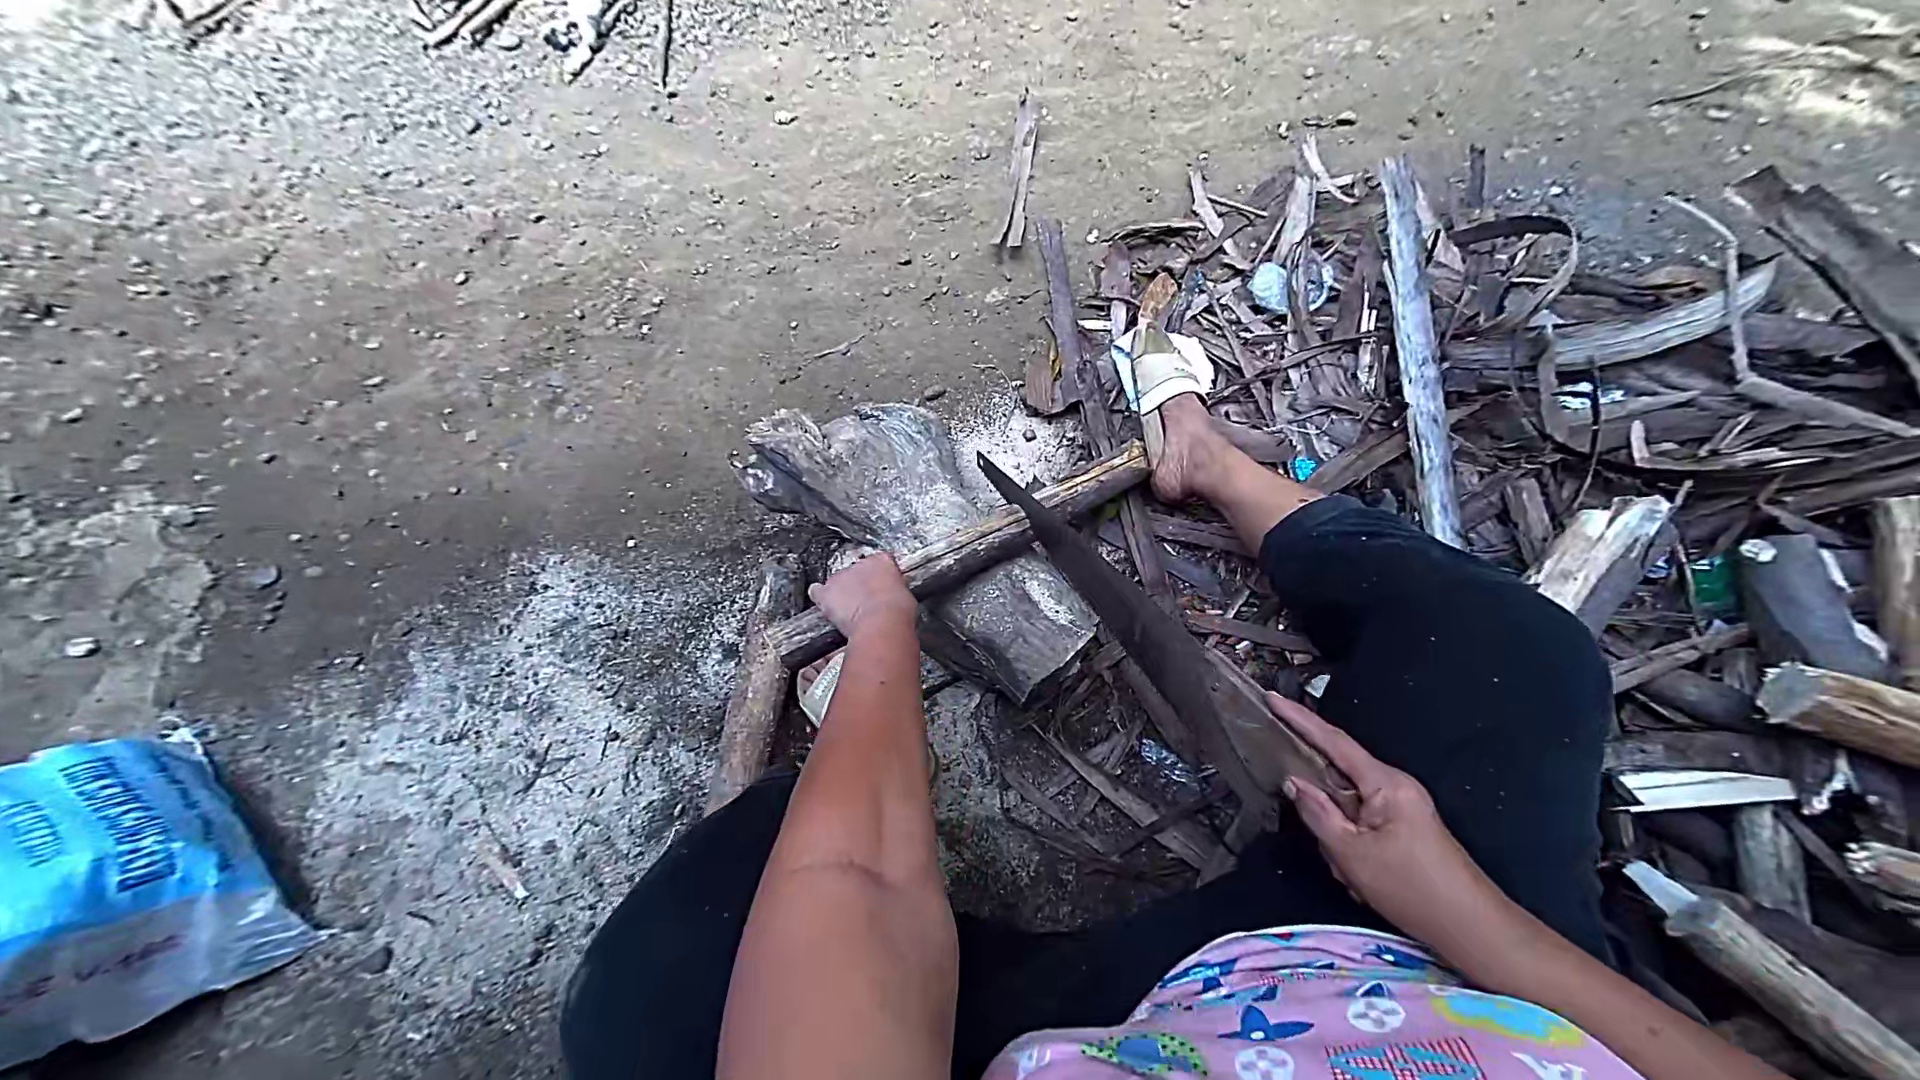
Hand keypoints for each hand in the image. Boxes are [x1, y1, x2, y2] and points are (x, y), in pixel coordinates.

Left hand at [809, 554, 918, 641]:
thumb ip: (897, 590)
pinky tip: (822, 601)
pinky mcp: (827, 593)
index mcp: (882, 561)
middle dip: (860, 584)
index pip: (879, 563)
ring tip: (849, 609)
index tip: (882, 589)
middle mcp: (860, 563)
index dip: (880, 578)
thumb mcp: (907, 596)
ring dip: (842, 592)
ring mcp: (841, 577)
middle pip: (857, 571)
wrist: (882, 622)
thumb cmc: (898, 612)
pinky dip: (819, 596)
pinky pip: (818, 591)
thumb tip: (894, 596)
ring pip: (838, 581)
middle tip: (867, 602)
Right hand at [1268, 692, 1520, 955]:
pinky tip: (1360, 877)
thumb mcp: (1351, 853)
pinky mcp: (1399, 825)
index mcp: (1386, 784)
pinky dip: (1349, 847)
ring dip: (1336, 837)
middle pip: (1334, 778)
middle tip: (1324, 842)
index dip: (1298, 718)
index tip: (1272, 698)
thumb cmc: (1416, 891)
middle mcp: (1394, 786)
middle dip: (1321, 811)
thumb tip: (1293, 782)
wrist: (1476, 932)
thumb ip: (1315, 812)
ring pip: (1343, 807)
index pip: (1333, 740)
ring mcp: (1398, 806)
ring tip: (1351, 872)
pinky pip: (1357, 823)